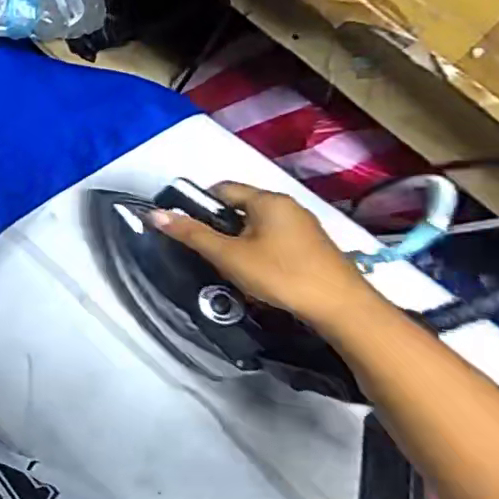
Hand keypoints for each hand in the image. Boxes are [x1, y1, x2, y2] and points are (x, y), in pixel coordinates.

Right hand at [149, 182, 385, 329]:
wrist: (343, 309)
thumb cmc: (281, 275)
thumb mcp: (228, 256)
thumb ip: (191, 233)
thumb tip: (155, 214)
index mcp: (267, 200)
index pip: (222, 189)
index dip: (199, 205)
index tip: (188, 228)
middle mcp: (288, 206)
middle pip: (239, 207)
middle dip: (220, 227)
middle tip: (209, 252)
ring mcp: (304, 226)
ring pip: (256, 226)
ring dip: (239, 242)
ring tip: (231, 267)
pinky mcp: (313, 246)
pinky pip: (274, 239)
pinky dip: (259, 251)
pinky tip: (258, 274)